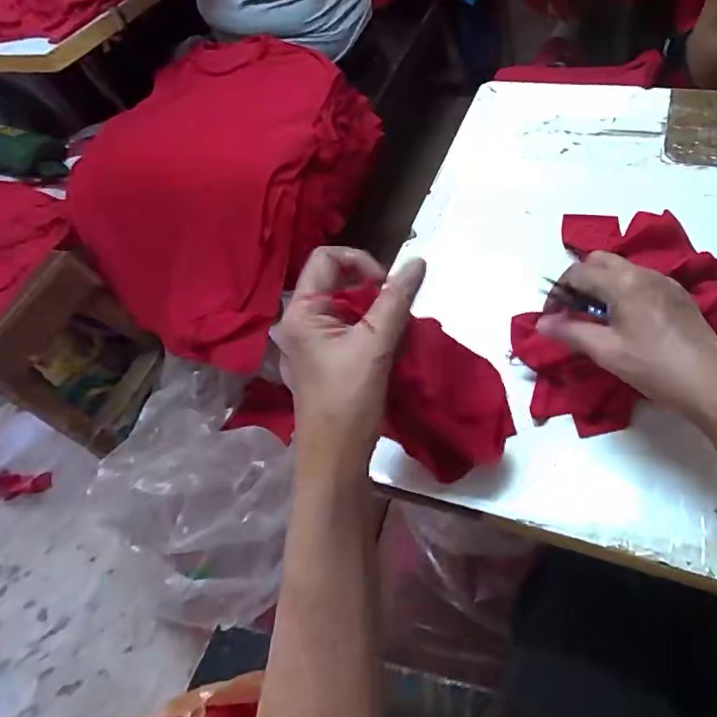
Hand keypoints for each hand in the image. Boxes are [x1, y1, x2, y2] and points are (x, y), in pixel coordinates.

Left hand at [273, 248, 426, 469]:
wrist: (335, 459)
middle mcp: (299, 322)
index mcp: (300, 313)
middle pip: (339, 280)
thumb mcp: (376, 345)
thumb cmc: (349, 400)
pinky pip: (349, 327)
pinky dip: (373, 330)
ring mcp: (310, 342)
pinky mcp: (323, 359)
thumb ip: (396, 299)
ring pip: (349, 305)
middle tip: (397, 313)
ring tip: (395, 335)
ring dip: (378, 313)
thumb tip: (417, 261)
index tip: (386, 287)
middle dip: (375, 291)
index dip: (361, 262)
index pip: (327, 258)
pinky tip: (388, 351)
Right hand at [537, 252, 716, 431]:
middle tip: (573, 312)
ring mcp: (665, 281)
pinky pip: (643, 280)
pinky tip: (629, 321)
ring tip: (599, 319)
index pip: (578, 272)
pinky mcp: (679, 294)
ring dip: (604, 284)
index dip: (557, 292)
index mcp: (623, 282)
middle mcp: (644, 272)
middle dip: (580, 281)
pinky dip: (625, 290)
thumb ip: (571, 332)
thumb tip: (541, 323)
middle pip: (601, 261)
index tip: (551, 317)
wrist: (708, 382)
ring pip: (623, 269)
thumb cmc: (653, 367)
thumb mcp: (606, 352)